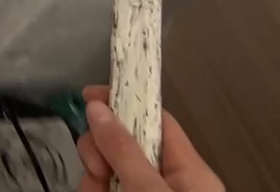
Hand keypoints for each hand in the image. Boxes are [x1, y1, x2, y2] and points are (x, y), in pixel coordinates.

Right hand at [77, 87, 222, 191]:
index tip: (88, 96)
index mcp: (190, 170)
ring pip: (112, 165)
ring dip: (93, 172)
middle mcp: (172, 180)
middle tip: (95, 167)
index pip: (154, 116)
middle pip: (125, 140)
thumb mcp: (149, 190)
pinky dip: (95, 187)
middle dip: (99, 148)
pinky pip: (109, 184)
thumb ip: (124, 150)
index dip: (120, 100)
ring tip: (93, 189)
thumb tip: (96, 106)